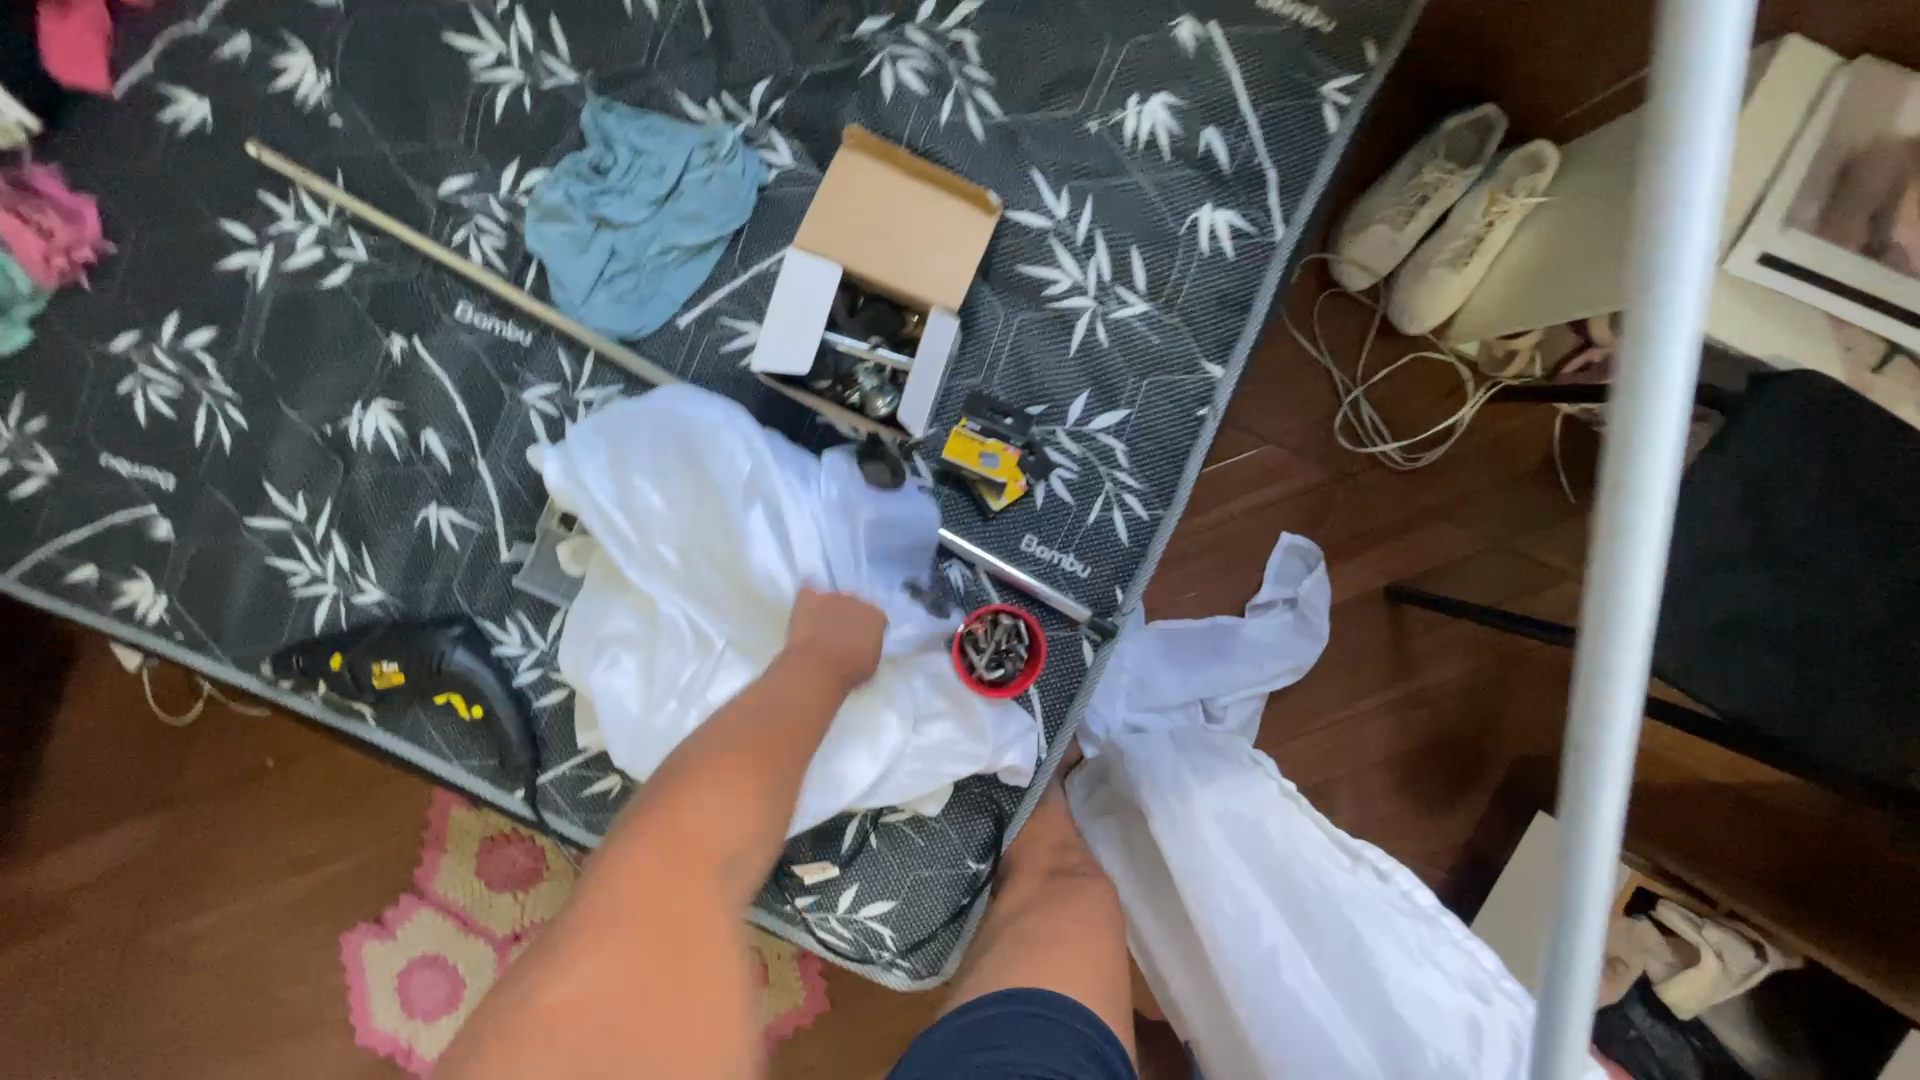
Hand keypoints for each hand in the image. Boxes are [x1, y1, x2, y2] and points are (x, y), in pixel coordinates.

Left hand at [782, 587, 885, 692]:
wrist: (816, 668)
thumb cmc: (848, 673)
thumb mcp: (872, 663)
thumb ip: (871, 645)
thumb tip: (864, 643)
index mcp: (876, 616)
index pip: (875, 617)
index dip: (867, 628)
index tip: (860, 641)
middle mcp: (857, 600)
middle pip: (854, 604)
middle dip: (848, 616)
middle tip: (839, 635)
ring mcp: (832, 596)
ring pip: (831, 598)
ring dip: (828, 609)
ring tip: (818, 626)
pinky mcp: (809, 596)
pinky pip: (809, 590)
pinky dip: (808, 598)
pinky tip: (805, 609)